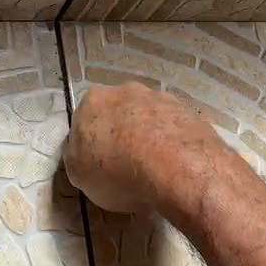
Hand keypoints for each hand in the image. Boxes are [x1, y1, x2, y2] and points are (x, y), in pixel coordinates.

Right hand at [64, 83, 233, 215]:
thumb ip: (76, 157)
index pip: (84, 121)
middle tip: (125, 165)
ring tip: (154, 169)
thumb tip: (81, 152)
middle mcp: (125, 91)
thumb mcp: (79, 175)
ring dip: (148, 137)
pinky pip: (173, 128)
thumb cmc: (117, 172)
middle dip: (120, 134)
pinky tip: (174, 166)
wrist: (176, 169)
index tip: (97, 164)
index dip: (90, 143)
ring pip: (148, 119)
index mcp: (93, 101)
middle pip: (118, 114)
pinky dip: (172, 143)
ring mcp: (160, 98)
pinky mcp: (188, 112)